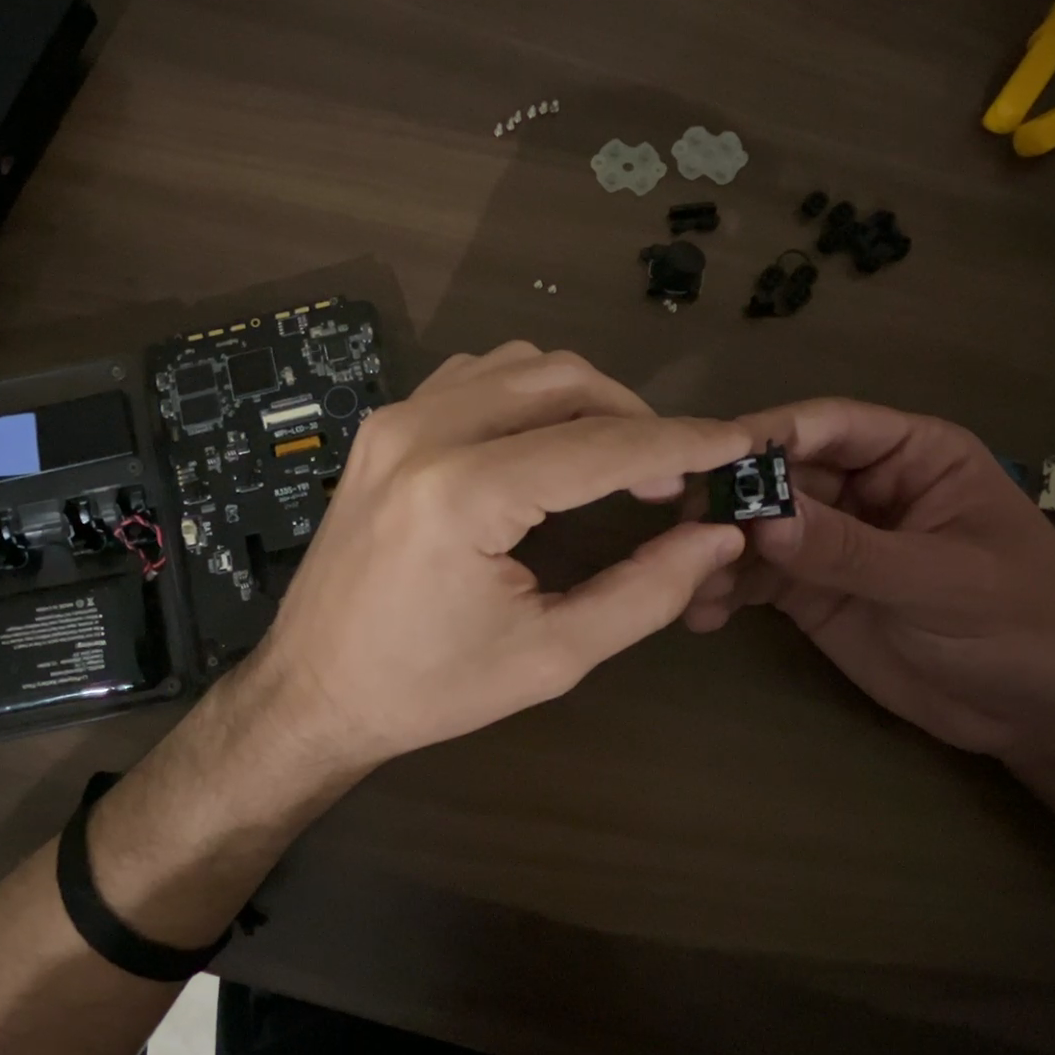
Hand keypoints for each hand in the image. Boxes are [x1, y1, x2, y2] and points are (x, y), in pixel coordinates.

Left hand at [245, 342, 751, 767]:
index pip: (601, 445)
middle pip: (563, 382)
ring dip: (582, 397)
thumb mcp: (549, 656)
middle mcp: (423, 434)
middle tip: (673, 474)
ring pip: (518, 366)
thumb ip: (644, 592)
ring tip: (616, 455)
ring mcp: (393, 421)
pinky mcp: (380, 428)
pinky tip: (543, 440)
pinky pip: (471, 378)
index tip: (741, 442)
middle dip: (635, 416)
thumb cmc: (426, 688)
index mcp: (463, 495)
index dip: (683, 442)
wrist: (313, 688)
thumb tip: (718, 537)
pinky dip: (524, 394)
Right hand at [684, 398, 1054, 759]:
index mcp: (910, 457)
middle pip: (775, 475)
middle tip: (682, 532)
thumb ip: (851, 550)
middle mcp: (859, 488)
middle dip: (728, 501)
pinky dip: (722, 591)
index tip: (707, 461)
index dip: (765, 436)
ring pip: (754, 527)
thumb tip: (762, 519)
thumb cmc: (1025, 628)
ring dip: (715, 551)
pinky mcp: (806, 589)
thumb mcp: (942, 583)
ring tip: (686, 584)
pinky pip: (752, 578)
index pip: (826, 426)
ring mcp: (828, 541)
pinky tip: (701, 615)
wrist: (1042, 717)